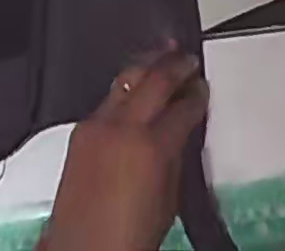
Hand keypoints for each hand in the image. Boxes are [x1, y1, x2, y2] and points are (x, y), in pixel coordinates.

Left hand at [37, 46, 208, 250]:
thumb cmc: (130, 238)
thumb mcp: (168, 201)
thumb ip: (176, 157)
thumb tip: (181, 131)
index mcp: (151, 147)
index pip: (183, 108)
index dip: (197, 95)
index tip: (203, 87)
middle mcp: (123, 126)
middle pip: (155, 79)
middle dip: (176, 65)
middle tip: (189, 59)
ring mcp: (98, 124)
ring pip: (127, 78)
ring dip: (149, 64)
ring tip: (165, 52)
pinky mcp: (80, 129)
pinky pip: (108, 97)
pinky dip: (127, 86)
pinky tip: (136, 84)